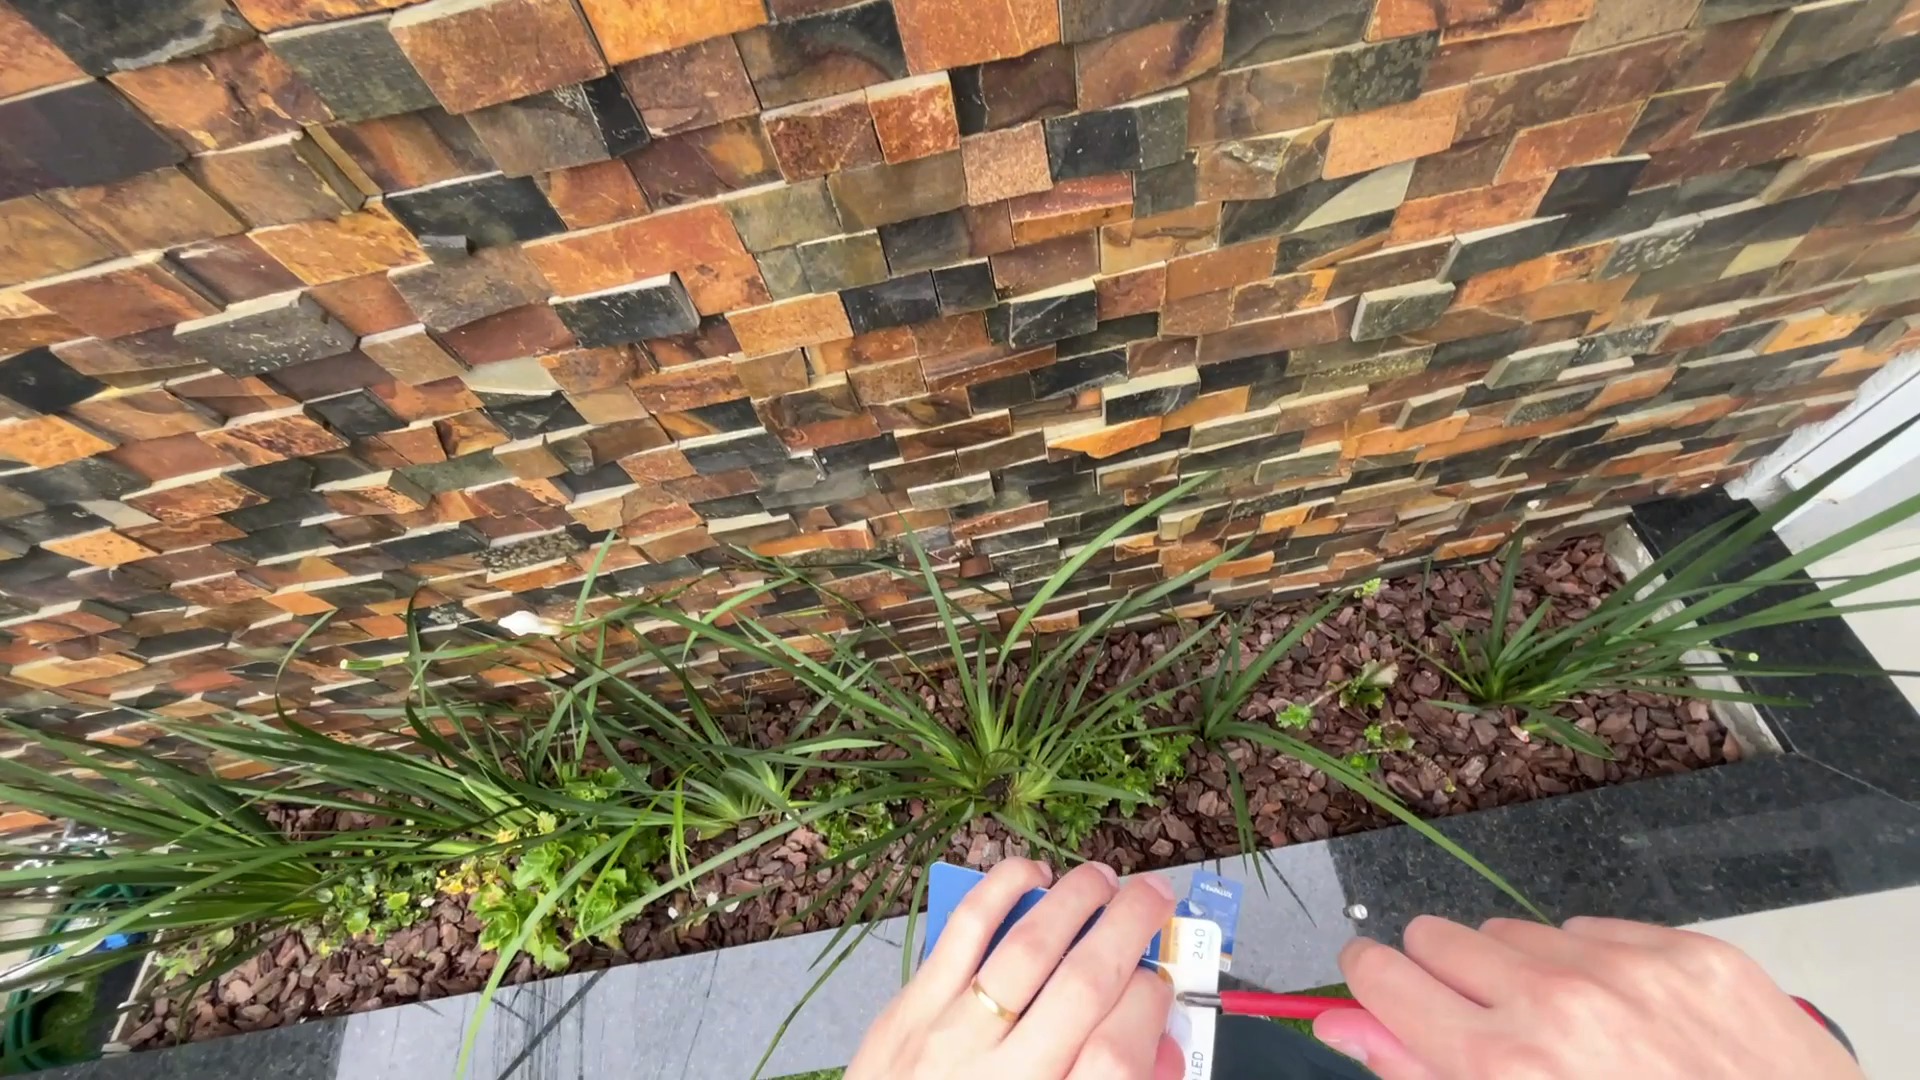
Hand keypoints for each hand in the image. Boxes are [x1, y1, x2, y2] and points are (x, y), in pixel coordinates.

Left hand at [847, 858, 1183, 1079]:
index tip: (1160, 982)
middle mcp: (1004, 1078)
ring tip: (1104, 878)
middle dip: (1130, 928)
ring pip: (1028, 948)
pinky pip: (963, 931)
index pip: (1115, 1056)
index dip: (1149, 1009)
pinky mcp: (912, 1007)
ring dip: (1075, 900)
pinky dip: (1001, 890)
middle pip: (1082, 987)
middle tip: (1155, 895)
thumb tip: (1162, 1040)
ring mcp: (951, 1036)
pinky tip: (1032, 872)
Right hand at [1314, 915, 1864, 1079]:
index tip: (1397, 1000)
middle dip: (1454, 981)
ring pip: (1510, 931)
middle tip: (1509, 1036)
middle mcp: (1557, 1002)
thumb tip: (1333, 1020)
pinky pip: (1592, 928)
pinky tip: (1652, 1029)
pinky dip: (1603, 970)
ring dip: (1530, 975)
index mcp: (1503, 1067)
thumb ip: (1414, 1076)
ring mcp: (1630, 969)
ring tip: (1593, 1041)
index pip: (1375, 970)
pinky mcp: (1695, 953)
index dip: (1379, 986)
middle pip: (1433, 934)